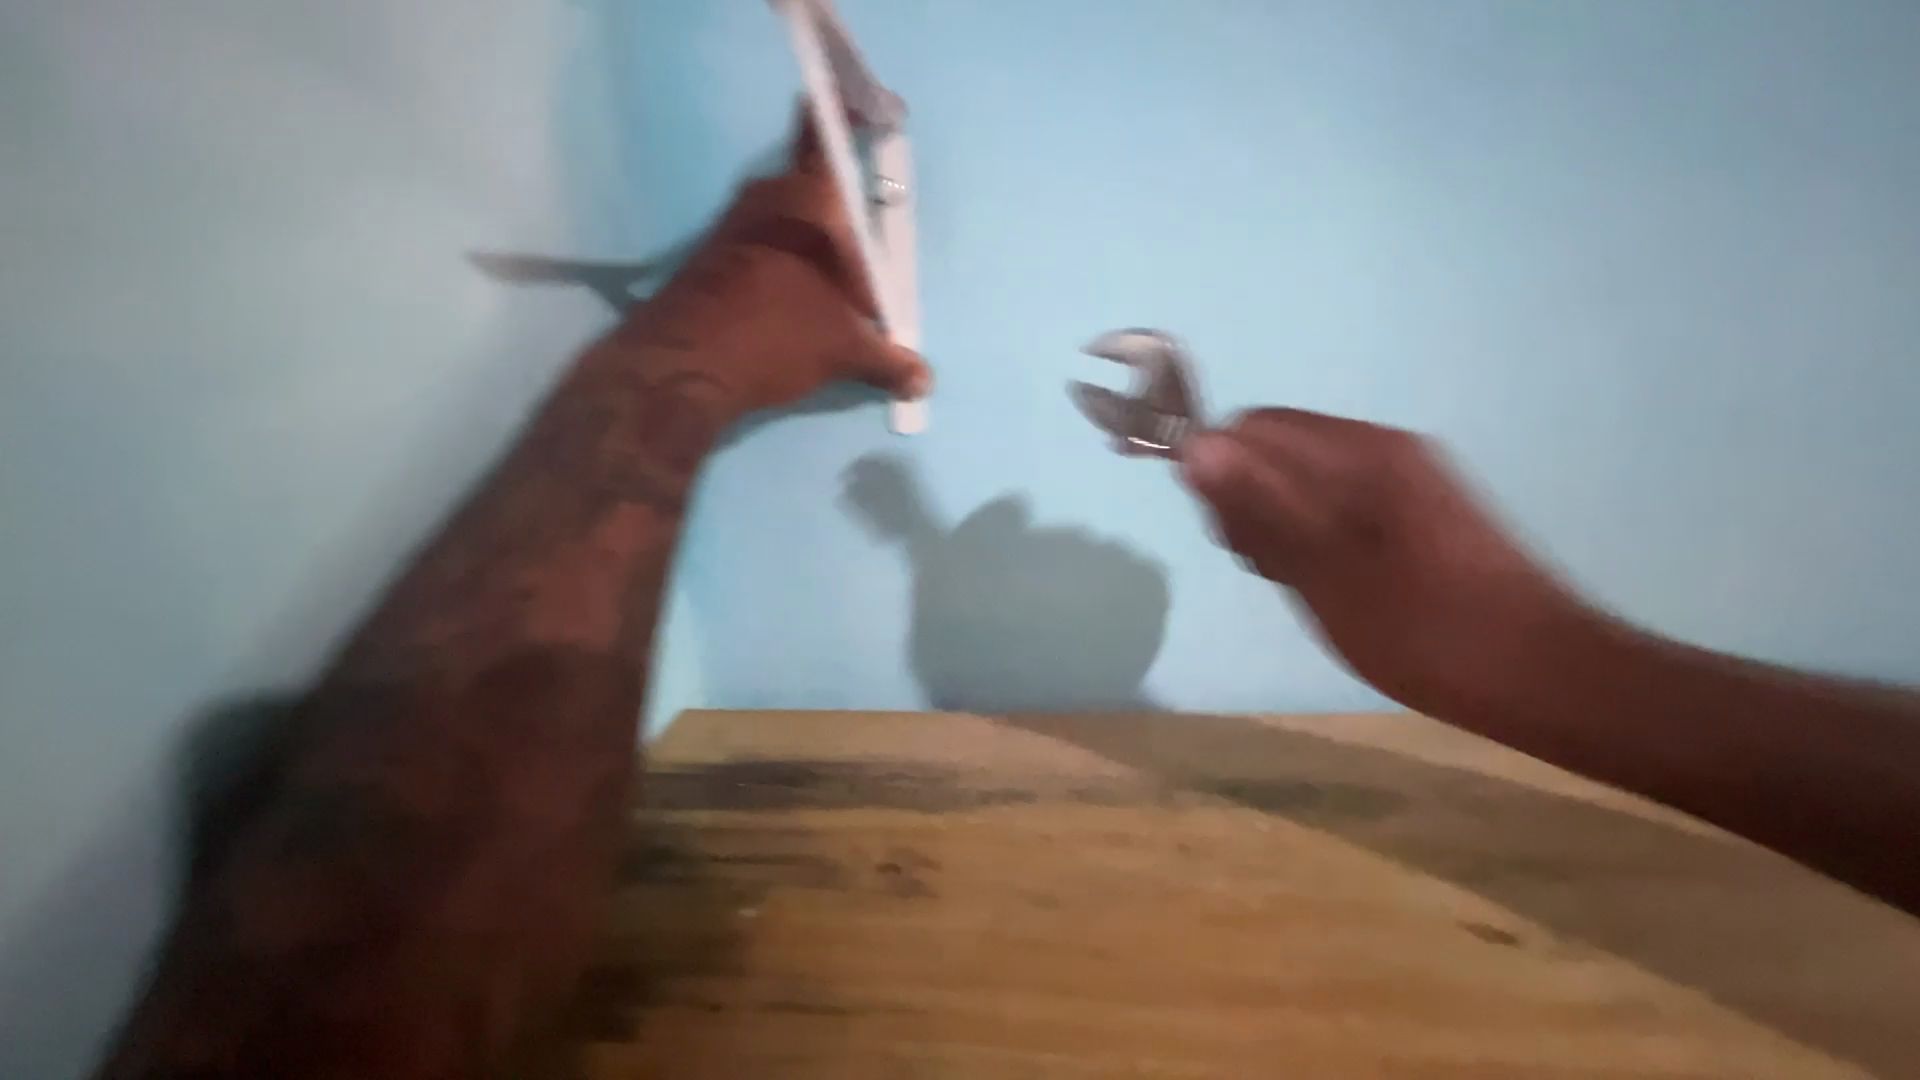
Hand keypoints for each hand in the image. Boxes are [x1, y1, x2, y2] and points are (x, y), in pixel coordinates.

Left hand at [624, 101, 930, 418]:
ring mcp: (734, 226)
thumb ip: (888, 361)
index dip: (843, 114)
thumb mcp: (846, 352)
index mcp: (813, 203)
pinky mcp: (712, 258)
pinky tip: (796, 311)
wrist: (689, 363)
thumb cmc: (781, 333)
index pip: (825, 137)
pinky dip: (785, 271)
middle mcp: (770, 200)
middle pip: (815, 195)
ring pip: (787, 226)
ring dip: (812, 255)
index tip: (865, 104)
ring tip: (834, 301)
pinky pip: (763, 250)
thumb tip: (924, 380)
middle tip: (863, 270)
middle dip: (841, 225)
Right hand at [1179, 408, 1589, 714]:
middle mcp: (1381, 449)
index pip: (1251, 428)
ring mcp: (1401, 479)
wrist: (1543, 679)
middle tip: (1267, 566)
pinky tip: (1324, 580)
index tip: (1231, 536)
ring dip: (1276, 522)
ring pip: (1299, 480)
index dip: (1220, 473)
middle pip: (1273, 448)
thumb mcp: (1324, 570)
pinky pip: (1333, 502)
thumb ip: (1257, 505)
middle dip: (1247, 501)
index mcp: (1360, 453)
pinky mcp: (1412, 510)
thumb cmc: (1424, 630)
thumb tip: (1194, 447)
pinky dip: (1310, 534)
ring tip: (1297, 580)